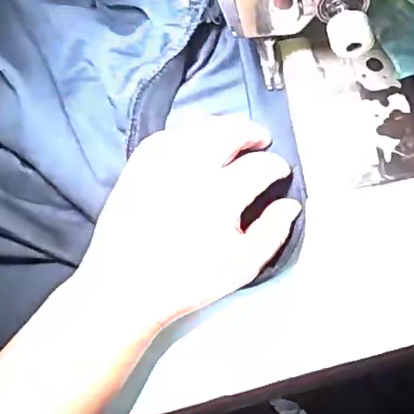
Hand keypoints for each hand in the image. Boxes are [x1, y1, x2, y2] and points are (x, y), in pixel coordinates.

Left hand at [71, 116, 299, 327]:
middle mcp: (191, 170)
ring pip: (197, 128)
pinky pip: (167, 136)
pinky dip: (187, 133)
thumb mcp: (242, 265)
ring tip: (232, 137)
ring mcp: (161, 164)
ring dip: (220, 127)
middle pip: (227, 132)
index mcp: (220, 195)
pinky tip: (195, 142)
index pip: (260, 166)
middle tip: (261, 140)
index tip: (281, 172)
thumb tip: (289, 205)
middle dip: (251, 132)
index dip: (276, 166)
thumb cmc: (188, 279)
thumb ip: (272, 232)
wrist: (124, 287)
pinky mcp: (137, 167)